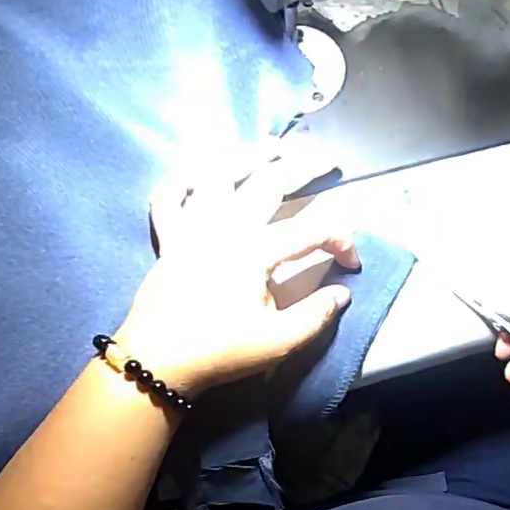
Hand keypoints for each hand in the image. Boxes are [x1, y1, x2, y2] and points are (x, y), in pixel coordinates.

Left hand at [113, 153, 357, 394]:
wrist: (158, 361)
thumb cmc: (219, 351)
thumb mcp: (278, 342)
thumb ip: (315, 315)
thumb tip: (342, 293)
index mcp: (255, 251)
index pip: (312, 230)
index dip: (341, 240)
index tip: (352, 263)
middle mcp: (224, 227)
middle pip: (269, 182)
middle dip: (303, 168)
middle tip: (325, 160)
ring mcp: (192, 227)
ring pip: (219, 175)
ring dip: (248, 157)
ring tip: (269, 148)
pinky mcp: (169, 238)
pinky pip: (169, 197)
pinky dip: (182, 182)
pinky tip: (196, 177)